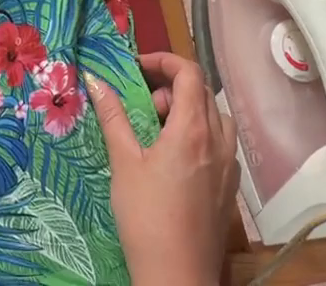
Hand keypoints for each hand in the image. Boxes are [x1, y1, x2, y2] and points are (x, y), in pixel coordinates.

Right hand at [86, 53, 238, 285]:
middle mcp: (219, 141)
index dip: (164, 61)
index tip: (137, 68)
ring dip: (189, 110)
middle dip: (171, 86)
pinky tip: (175, 157)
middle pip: (203, 92)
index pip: (189, 73)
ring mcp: (229, 166)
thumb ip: (112, 116)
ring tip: (159, 129)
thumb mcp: (123, 162)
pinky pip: (221, 143)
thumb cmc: (146, 216)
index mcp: (193, 129)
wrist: (177, 277)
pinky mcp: (230, 187)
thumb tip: (95, 80)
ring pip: (215, 117)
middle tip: (142, 104)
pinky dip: (200, 134)